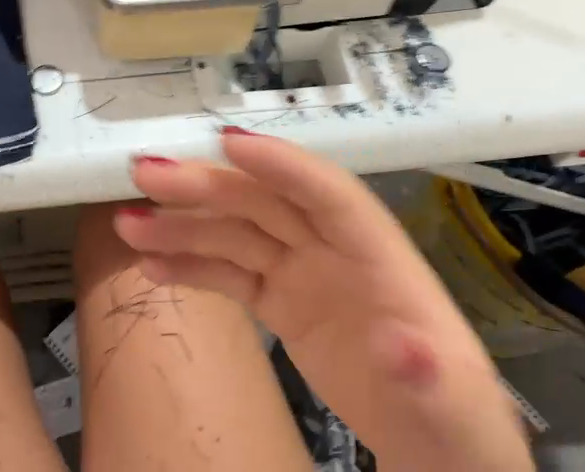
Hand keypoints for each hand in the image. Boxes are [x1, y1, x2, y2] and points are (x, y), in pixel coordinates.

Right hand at [117, 129, 532, 471]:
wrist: (435, 452)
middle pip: (266, 203)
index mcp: (383, 260)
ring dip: (183, 224)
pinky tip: (152, 264)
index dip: (282, 165)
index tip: (228, 142)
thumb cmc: (454, 423)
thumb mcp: (451, 407)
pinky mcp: (285, 303)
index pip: (330, 195)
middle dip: (206, 186)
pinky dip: (191, 265)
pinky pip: (231, 272)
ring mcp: (307, 275)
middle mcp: (338, 253)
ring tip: (130, 224)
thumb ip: (428, 374)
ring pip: (237, 232)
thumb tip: (407, 344)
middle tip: (147, 174)